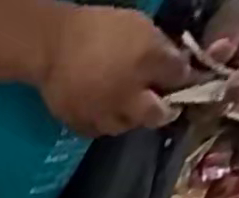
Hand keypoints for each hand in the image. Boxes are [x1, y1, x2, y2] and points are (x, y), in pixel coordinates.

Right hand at [36, 6, 190, 135]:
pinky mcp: (83, 126)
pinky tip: (102, 111)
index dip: (184, 77)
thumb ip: (159, 48)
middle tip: (164, 107)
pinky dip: (105, 122)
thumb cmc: (99, 29)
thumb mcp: (139, 27)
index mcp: (147, 62)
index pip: (180, 76)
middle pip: (157, 115)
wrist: (54, 48)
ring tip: (127, 106)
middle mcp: (129, 95)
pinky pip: (100, 130)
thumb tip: (173, 65)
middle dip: (164, 111)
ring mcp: (104, 115)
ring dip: (132, 117)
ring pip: (127, 126)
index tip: (180, 78)